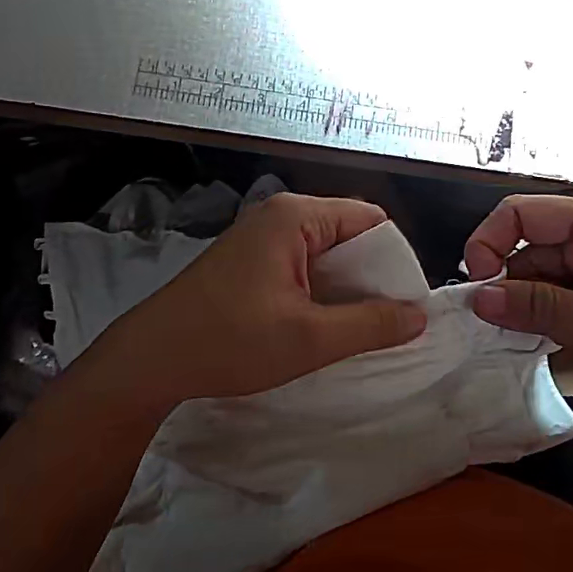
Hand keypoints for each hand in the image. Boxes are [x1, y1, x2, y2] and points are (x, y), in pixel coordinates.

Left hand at [78, 193, 427, 415]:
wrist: (154, 356)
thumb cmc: (231, 340)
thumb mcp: (310, 338)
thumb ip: (371, 324)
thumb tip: (418, 315)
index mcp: (294, 216)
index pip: (369, 219)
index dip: (394, 259)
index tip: (405, 303)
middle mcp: (277, 215)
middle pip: (347, 234)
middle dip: (370, 276)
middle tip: (384, 322)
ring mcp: (258, 236)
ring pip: (323, 253)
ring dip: (342, 287)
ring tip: (353, 328)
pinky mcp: (247, 259)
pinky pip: (299, 264)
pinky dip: (317, 290)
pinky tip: (318, 324)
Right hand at [464, 195, 572, 438]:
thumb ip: (545, 309)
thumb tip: (476, 296)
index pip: (526, 213)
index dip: (491, 241)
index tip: (476, 287)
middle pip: (526, 247)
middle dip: (503, 282)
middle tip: (487, 327)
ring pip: (534, 278)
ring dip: (517, 306)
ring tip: (507, 341)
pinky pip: (551, 301)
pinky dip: (534, 320)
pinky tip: (528, 343)